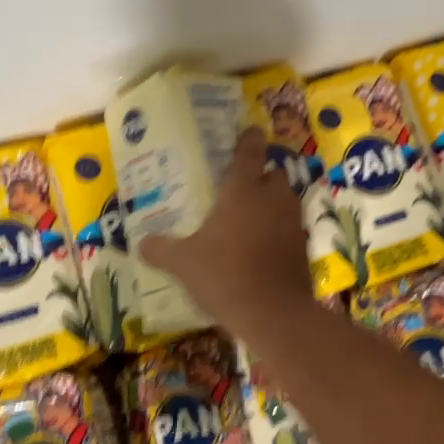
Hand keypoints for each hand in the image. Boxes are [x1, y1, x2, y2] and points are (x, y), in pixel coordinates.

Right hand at [138, 128, 314, 336]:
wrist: (273, 312)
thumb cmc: (224, 275)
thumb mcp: (183, 263)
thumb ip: (161, 249)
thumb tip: (141, 244)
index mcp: (243, 190)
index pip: (249, 152)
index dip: (249, 139)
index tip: (249, 130)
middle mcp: (272, 198)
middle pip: (273, 173)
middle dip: (262, 175)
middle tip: (241, 186)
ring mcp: (292, 222)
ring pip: (285, 200)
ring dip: (272, 203)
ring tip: (250, 217)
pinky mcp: (302, 246)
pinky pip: (290, 228)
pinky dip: (279, 231)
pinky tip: (263, 246)